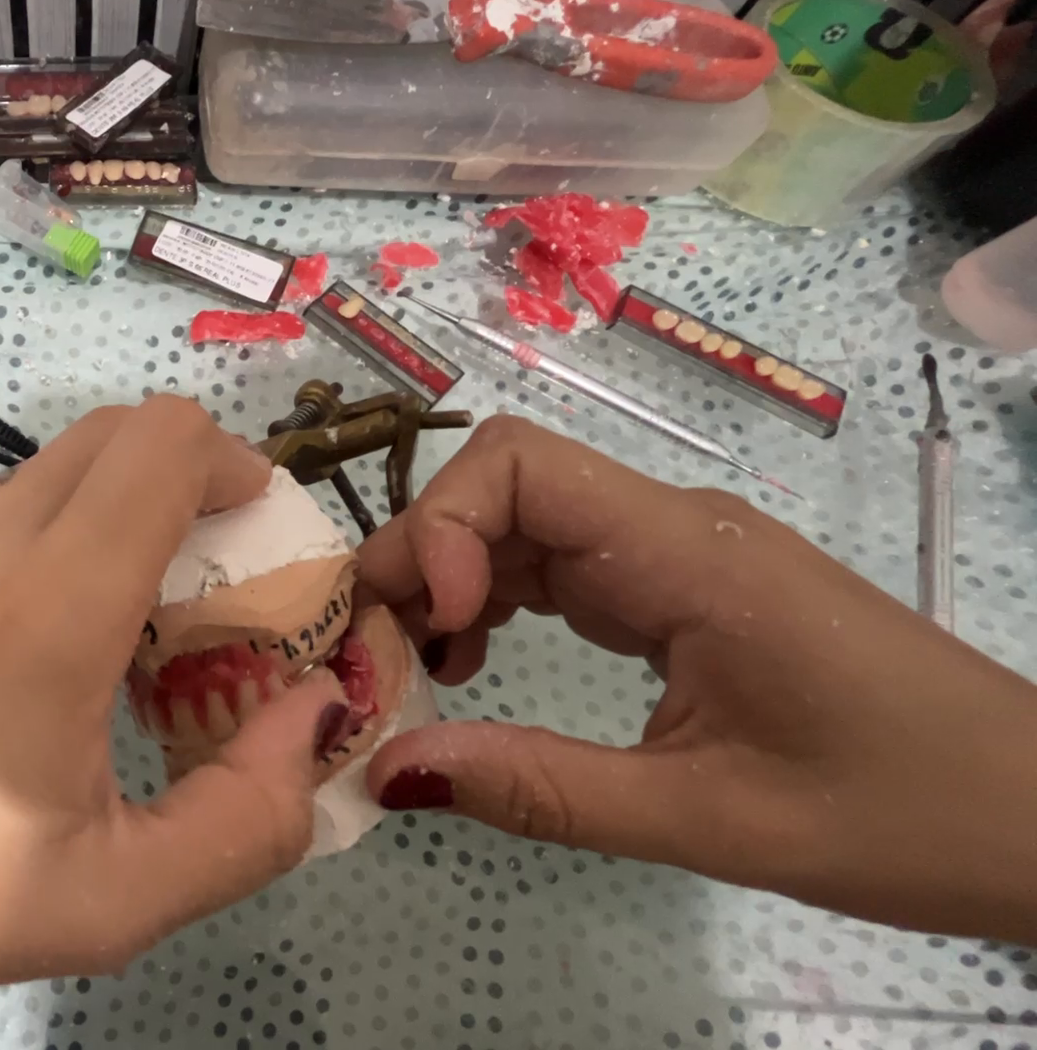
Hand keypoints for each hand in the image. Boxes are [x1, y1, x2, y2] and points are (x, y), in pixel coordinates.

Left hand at [0, 398, 349, 1049]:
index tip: (258, 530)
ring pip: (58, 469)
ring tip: (133, 616)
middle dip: (188, 472)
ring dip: (122, 505)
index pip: (162, 445)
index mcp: (48, 603)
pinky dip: (62, 532)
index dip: (232, 463)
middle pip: (115, 433)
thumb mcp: (125, 897)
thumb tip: (314, 712)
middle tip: (212, 568)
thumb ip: (252, 814)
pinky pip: (5, 510)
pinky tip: (49, 636)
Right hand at [356, 415, 1036, 942]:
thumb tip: (388, 770)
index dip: (442, 527)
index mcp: (685, 552)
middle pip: (491, 490)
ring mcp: (653, 553)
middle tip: (377, 652)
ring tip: (413, 666)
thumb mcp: (712, 822)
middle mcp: (659, 528)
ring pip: (502, 523)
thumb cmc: (910, 813)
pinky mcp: (650, 585)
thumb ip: (540, 792)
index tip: (434, 628)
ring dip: (436, 583)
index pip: (516, 466)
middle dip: (415, 559)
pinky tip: (469, 661)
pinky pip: (533, 563)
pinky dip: (477, 603)